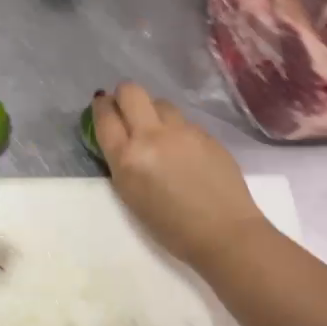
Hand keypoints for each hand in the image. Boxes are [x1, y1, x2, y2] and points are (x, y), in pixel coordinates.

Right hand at [92, 82, 268, 262]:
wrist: (225, 234)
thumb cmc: (171, 227)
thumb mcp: (130, 195)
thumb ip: (121, 160)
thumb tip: (120, 137)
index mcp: (128, 157)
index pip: (105, 115)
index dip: (101, 106)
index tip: (103, 105)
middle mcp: (152, 135)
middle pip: (131, 91)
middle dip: (124, 95)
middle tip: (127, 109)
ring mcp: (182, 131)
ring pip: (160, 102)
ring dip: (154, 112)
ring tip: (160, 132)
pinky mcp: (206, 133)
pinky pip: (184, 121)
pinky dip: (178, 129)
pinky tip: (185, 151)